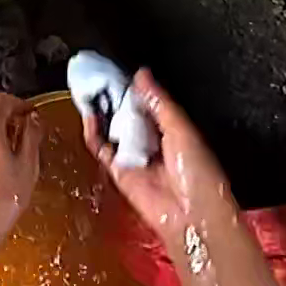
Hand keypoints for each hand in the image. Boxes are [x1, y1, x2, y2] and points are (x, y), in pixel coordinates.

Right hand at [84, 69, 237, 261]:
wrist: (191, 216)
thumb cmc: (196, 170)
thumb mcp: (181, 128)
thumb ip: (159, 101)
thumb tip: (141, 73)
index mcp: (171, 128)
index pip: (148, 101)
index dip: (134, 86)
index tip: (118, 69)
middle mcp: (151, 140)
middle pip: (127, 113)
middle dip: (114, 96)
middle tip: (98, 76)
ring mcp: (133, 155)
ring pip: (112, 128)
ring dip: (101, 111)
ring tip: (89, 90)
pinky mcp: (118, 170)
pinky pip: (101, 148)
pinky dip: (93, 132)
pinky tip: (90, 115)